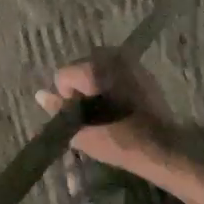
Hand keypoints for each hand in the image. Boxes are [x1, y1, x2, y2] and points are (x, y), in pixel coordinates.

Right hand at [34, 48, 174, 171]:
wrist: (163, 148)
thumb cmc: (121, 142)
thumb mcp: (83, 133)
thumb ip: (58, 110)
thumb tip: (39, 94)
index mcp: (95, 68)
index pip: (63, 75)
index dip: (67, 99)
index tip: (82, 117)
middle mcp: (112, 56)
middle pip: (80, 66)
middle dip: (81, 88)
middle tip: (94, 114)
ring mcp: (130, 60)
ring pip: (98, 66)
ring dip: (96, 84)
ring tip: (107, 110)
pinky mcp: (142, 69)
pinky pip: (116, 70)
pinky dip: (112, 82)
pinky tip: (121, 104)